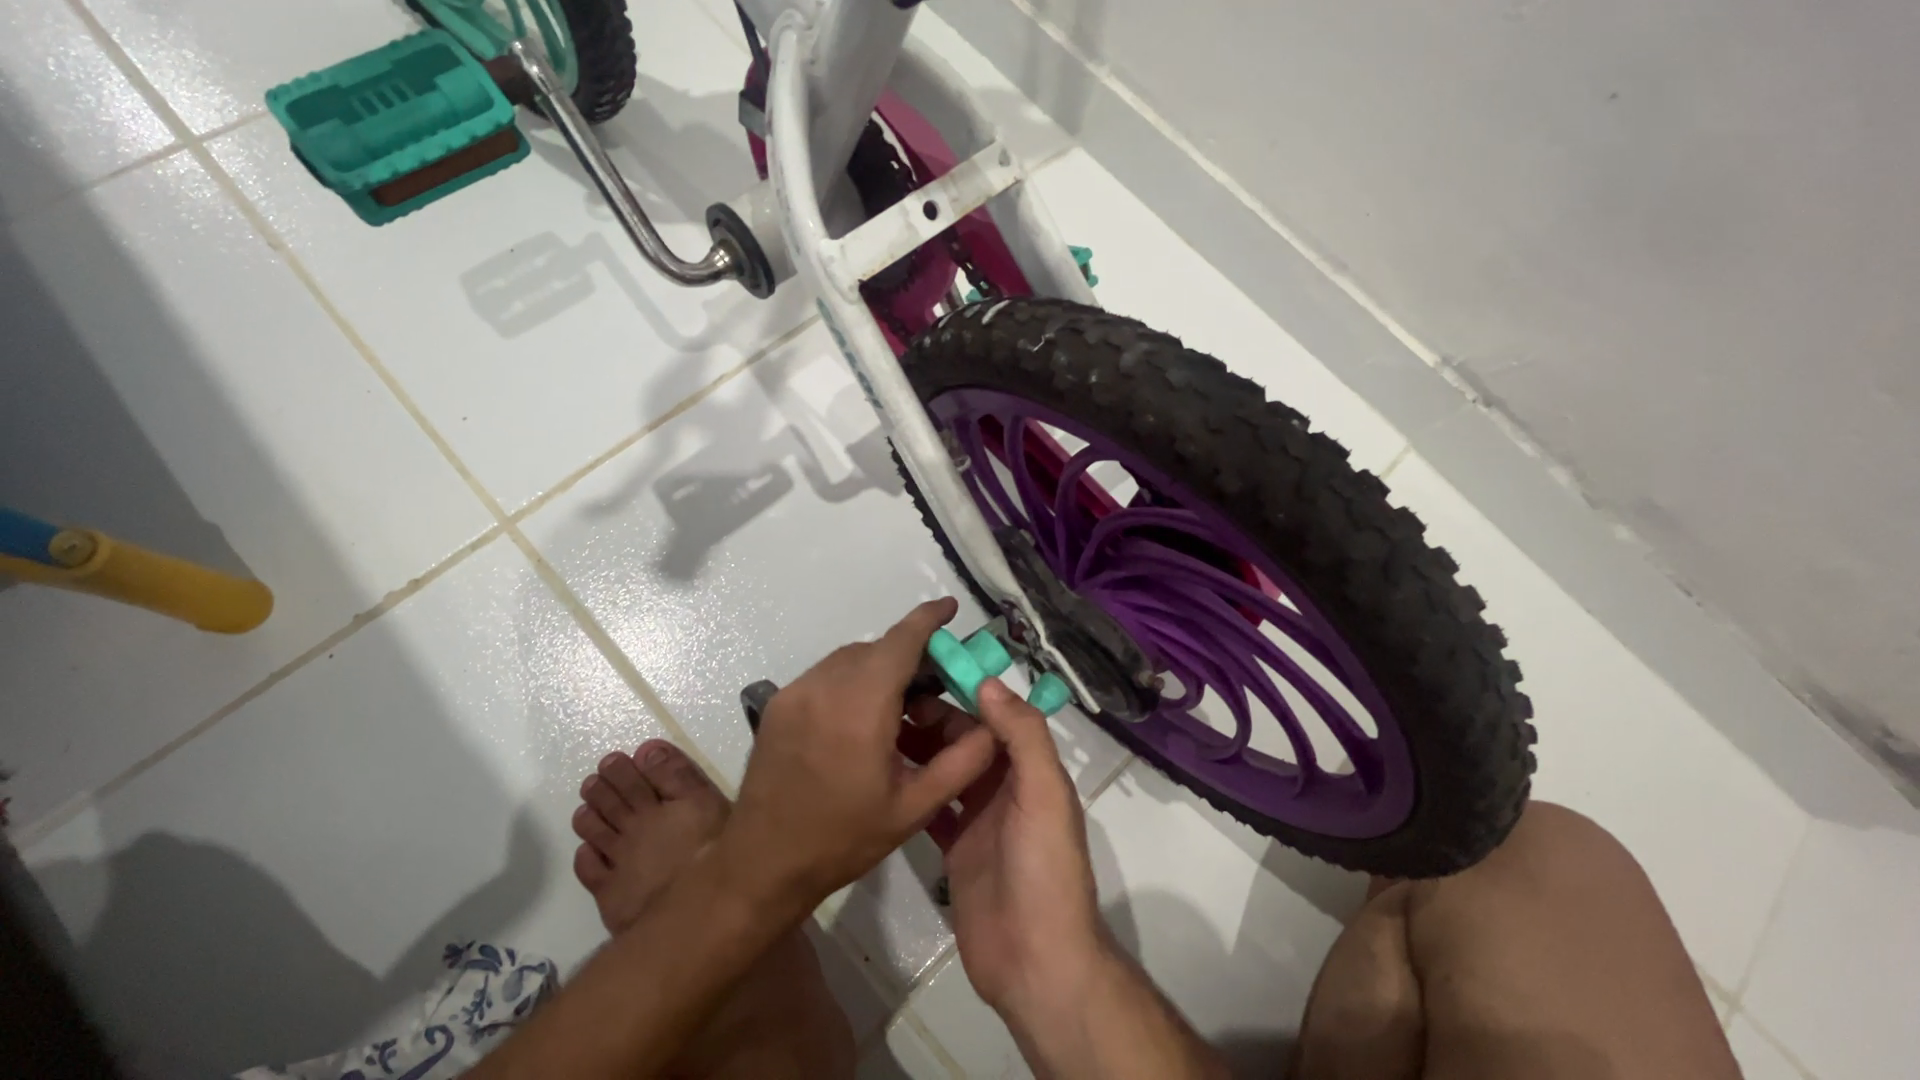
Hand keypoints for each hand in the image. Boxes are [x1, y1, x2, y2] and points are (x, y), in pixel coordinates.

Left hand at [720, 597, 999, 913]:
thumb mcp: (915, 808)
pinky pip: (824, 676)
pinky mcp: (778, 705)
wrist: (763, 863)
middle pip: (876, 650)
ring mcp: (795, 694)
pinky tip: (862, 720)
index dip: (928, 620)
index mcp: (861, 707)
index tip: (951, 608)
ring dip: (878, 669)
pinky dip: (851, 682)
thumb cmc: (844, 838)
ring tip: (899, 708)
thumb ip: (962, 762)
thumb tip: (993, 725)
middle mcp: (824, 687)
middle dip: (909, 656)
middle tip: (935, 687)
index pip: (900, 642)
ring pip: (849, 660)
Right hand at [898, 678, 1111, 1016]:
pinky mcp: (954, 851)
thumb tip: (988, 682)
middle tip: (886, 703)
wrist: (1034, 961)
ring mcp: (978, 821)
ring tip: (875, 729)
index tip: (922, 671)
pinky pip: (932, 810)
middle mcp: (1006, 789)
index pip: (995, 718)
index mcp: (1032, 771)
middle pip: (966, 742)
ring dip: (919, 749)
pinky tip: (880, 776)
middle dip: (933, 719)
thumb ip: (1023, 737)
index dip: (964, 693)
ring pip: (946, 772)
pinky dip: (913, 790)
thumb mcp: (1044, 795)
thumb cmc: (1043, 871)